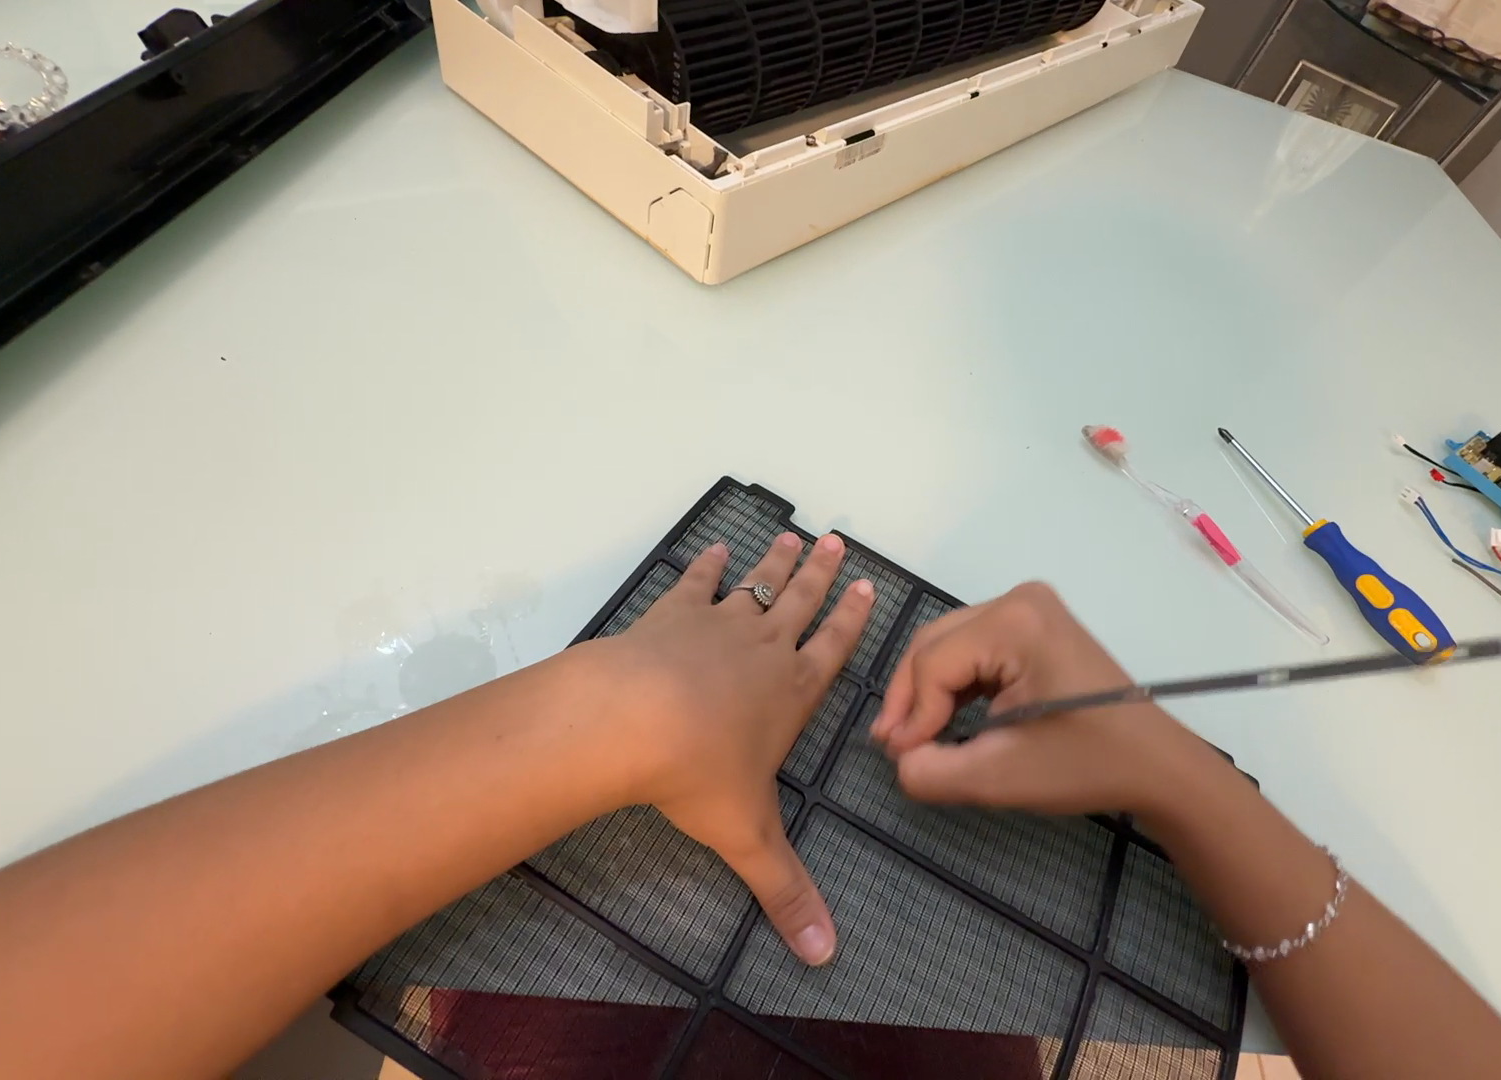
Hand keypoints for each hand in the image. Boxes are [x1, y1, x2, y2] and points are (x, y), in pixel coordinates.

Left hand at [580, 532, 873, 966]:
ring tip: (791, 536)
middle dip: (822, 574)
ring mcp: (720, 624)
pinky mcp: (675, 613)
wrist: (633, 720)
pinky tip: (714, 550)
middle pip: (803, 602)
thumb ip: (787, 892)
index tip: (866, 585)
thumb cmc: (699, 773)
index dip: (853, 618)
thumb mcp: (749, 839)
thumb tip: (825, 956)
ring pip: (758, 586)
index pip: (834, 647)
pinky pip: (697, 583)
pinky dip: (707, 566)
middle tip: (836, 540)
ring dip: (776, 563)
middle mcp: (765, 648)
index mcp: (792, 690)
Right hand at [869, 582, 1196, 815]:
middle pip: (934, 644)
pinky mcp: (1032, 624)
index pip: (933, 662)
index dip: (909, 713)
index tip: (898, 757)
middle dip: (910, 697)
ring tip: (911, 735)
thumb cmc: (1085, 765)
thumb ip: (931, 771)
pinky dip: (953, 682)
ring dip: (927, 690)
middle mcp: (1018, 599)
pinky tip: (943, 717)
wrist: (1156, 763)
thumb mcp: (999, 776)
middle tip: (892, 745)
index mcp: (1015, 622)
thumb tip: (898, 756)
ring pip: (948, 644)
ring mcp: (1028, 607)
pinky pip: (972, 647)